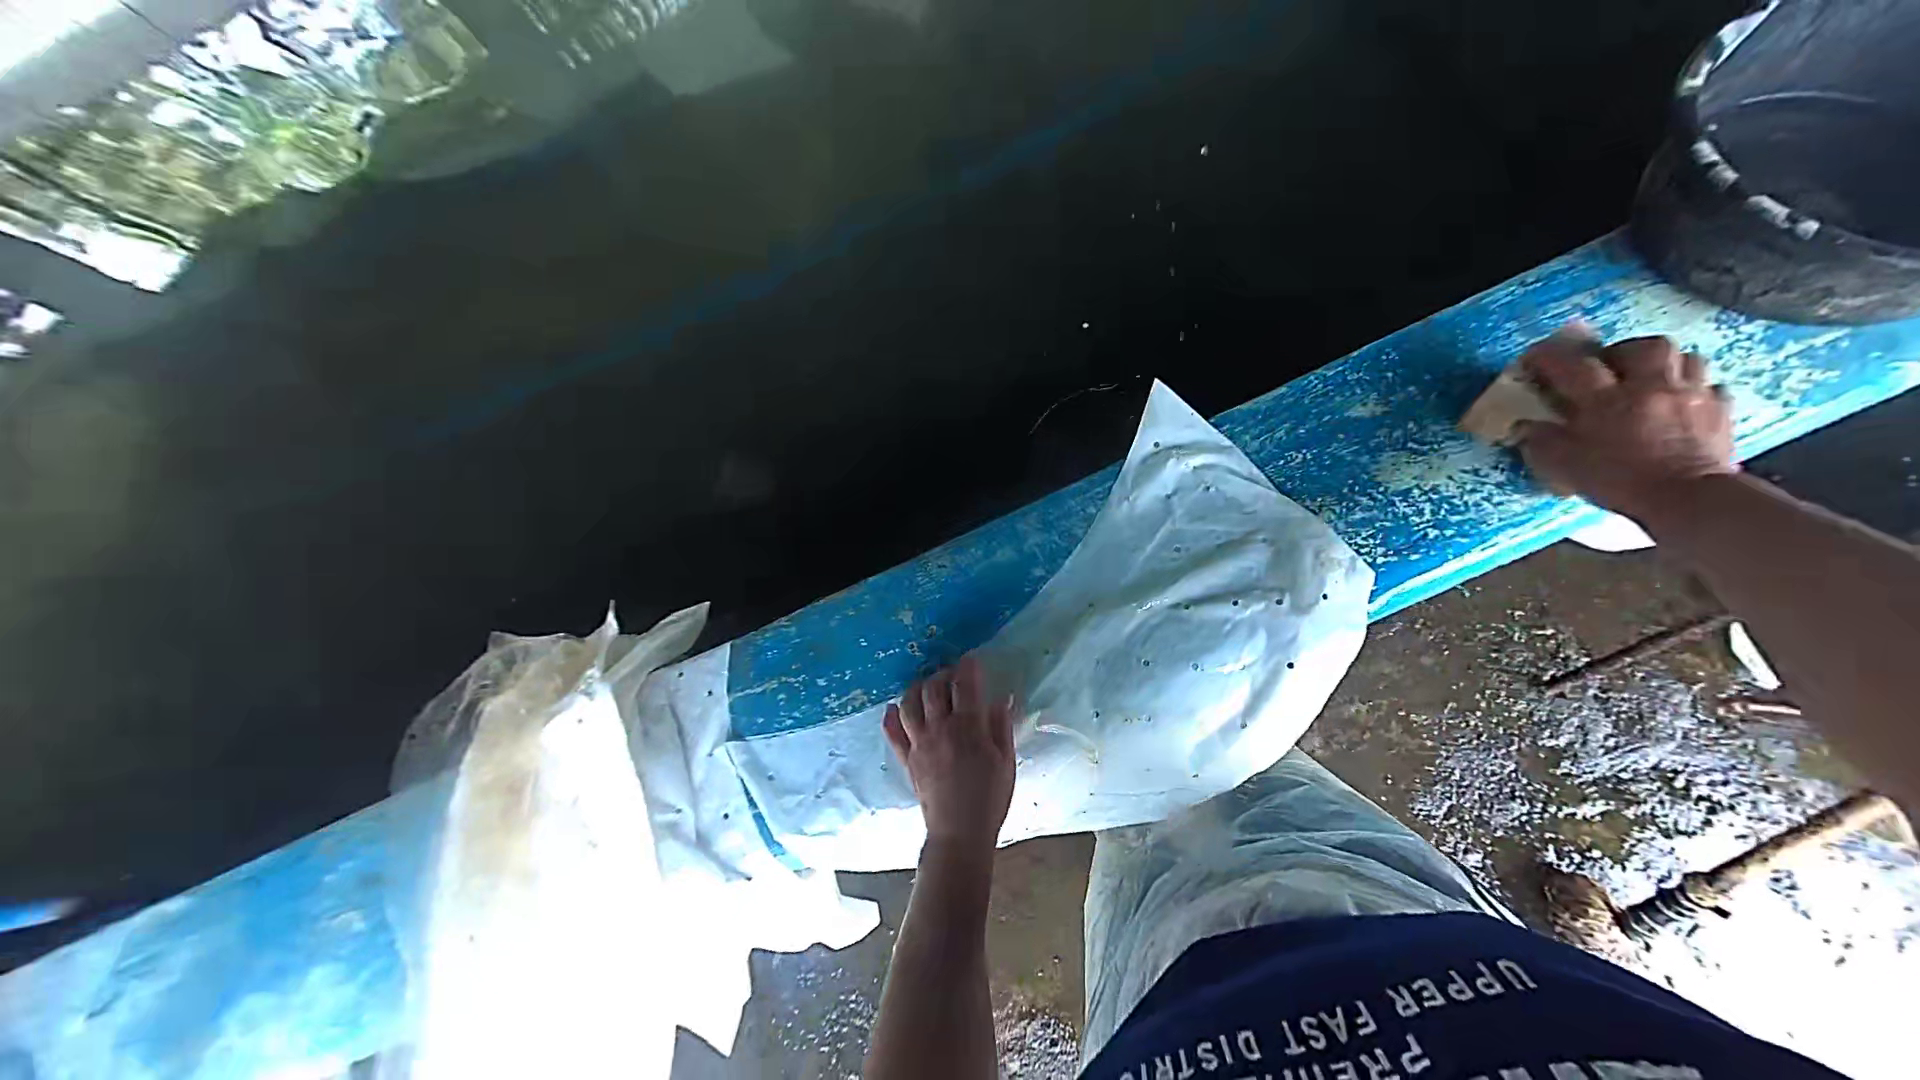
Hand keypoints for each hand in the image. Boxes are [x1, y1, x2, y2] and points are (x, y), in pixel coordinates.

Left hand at [884, 654, 1015, 855]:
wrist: (959, 833)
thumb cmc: (989, 798)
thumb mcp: (1006, 761)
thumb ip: (1001, 727)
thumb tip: (1002, 698)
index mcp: (968, 728)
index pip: (965, 685)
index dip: (968, 667)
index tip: (971, 659)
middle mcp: (940, 729)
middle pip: (934, 688)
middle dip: (943, 674)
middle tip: (952, 675)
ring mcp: (919, 743)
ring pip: (910, 703)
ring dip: (918, 688)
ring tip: (927, 686)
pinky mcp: (907, 758)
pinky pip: (892, 732)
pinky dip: (891, 716)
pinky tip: (894, 707)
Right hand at [1516, 332, 1737, 518]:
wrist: (1687, 497)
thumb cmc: (1617, 480)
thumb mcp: (1562, 464)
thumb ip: (1540, 440)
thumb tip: (1523, 426)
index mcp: (1605, 400)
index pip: (1572, 366)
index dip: (1549, 357)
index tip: (1534, 357)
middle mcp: (1650, 387)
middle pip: (1641, 348)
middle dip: (1621, 351)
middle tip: (1607, 366)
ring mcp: (1691, 394)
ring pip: (1684, 357)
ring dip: (1662, 364)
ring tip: (1648, 379)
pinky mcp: (1720, 409)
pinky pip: (1709, 385)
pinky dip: (1693, 388)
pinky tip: (1680, 403)